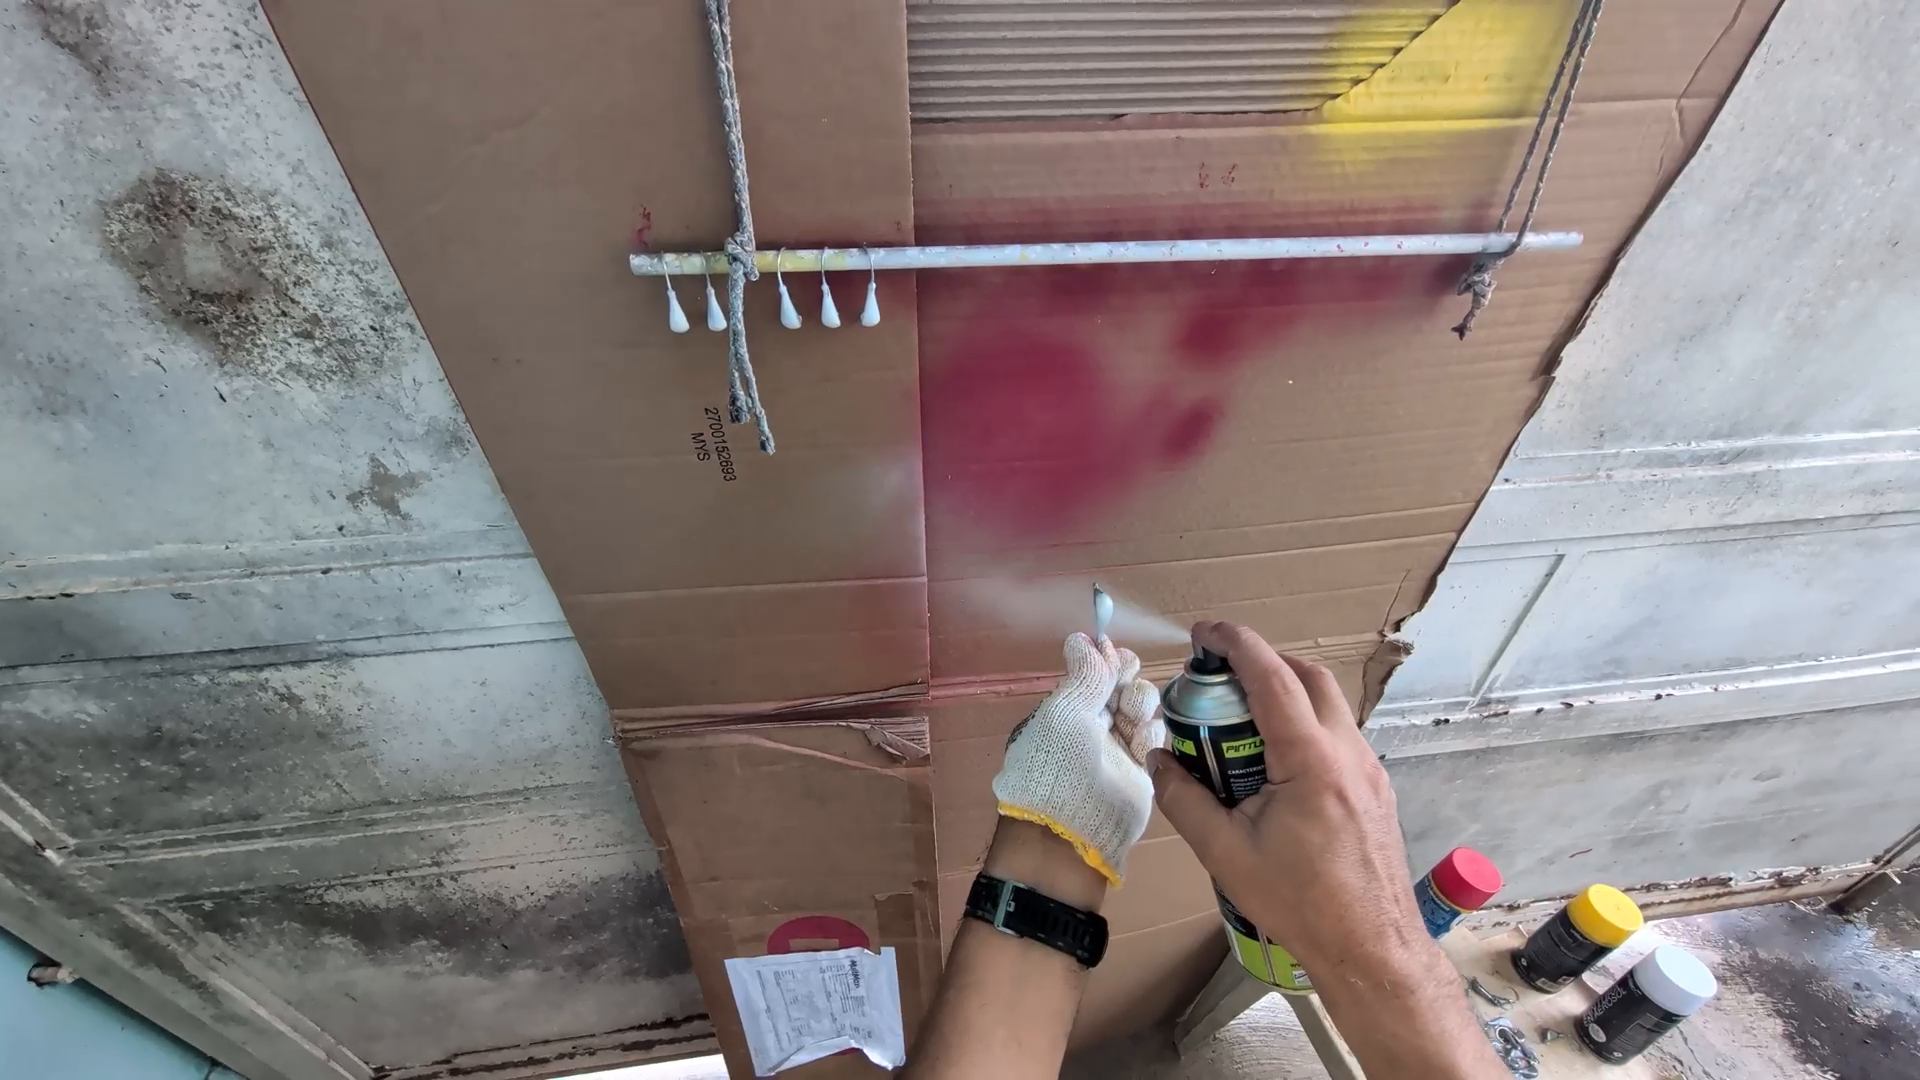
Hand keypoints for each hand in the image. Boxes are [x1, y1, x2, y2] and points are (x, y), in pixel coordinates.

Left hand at [992, 633, 1163, 886]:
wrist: (1070, 833)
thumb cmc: (1056, 765)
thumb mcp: (1063, 712)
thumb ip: (1083, 675)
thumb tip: (1082, 636)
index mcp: (1065, 710)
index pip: (1093, 673)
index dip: (1107, 659)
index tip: (1115, 651)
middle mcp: (1091, 726)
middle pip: (1121, 686)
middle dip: (1127, 677)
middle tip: (1127, 679)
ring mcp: (1117, 748)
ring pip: (1141, 709)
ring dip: (1140, 702)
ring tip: (1133, 713)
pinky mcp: (1141, 771)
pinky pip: (1153, 738)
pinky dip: (1150, 733)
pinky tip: (1142, 740)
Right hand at [1147, 621, 1426, 976]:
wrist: (1374, 952)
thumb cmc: (1301, 903)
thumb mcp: (1225, 853)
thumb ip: (1183, 799)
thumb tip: (1157, 758)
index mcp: (1310, 762)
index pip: (1273, 678)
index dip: (1236, 644)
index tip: (1204, 633)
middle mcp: (1348, 753)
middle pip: (1308, 676)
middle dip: (1262, 660)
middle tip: (1219, 674)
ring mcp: (1368, 769)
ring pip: (1328, 702)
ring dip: (1284, 690)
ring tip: (1240, 716)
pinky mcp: (1374, 786)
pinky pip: (1336, 731)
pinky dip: (1301, 720)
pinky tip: (1272, 757)